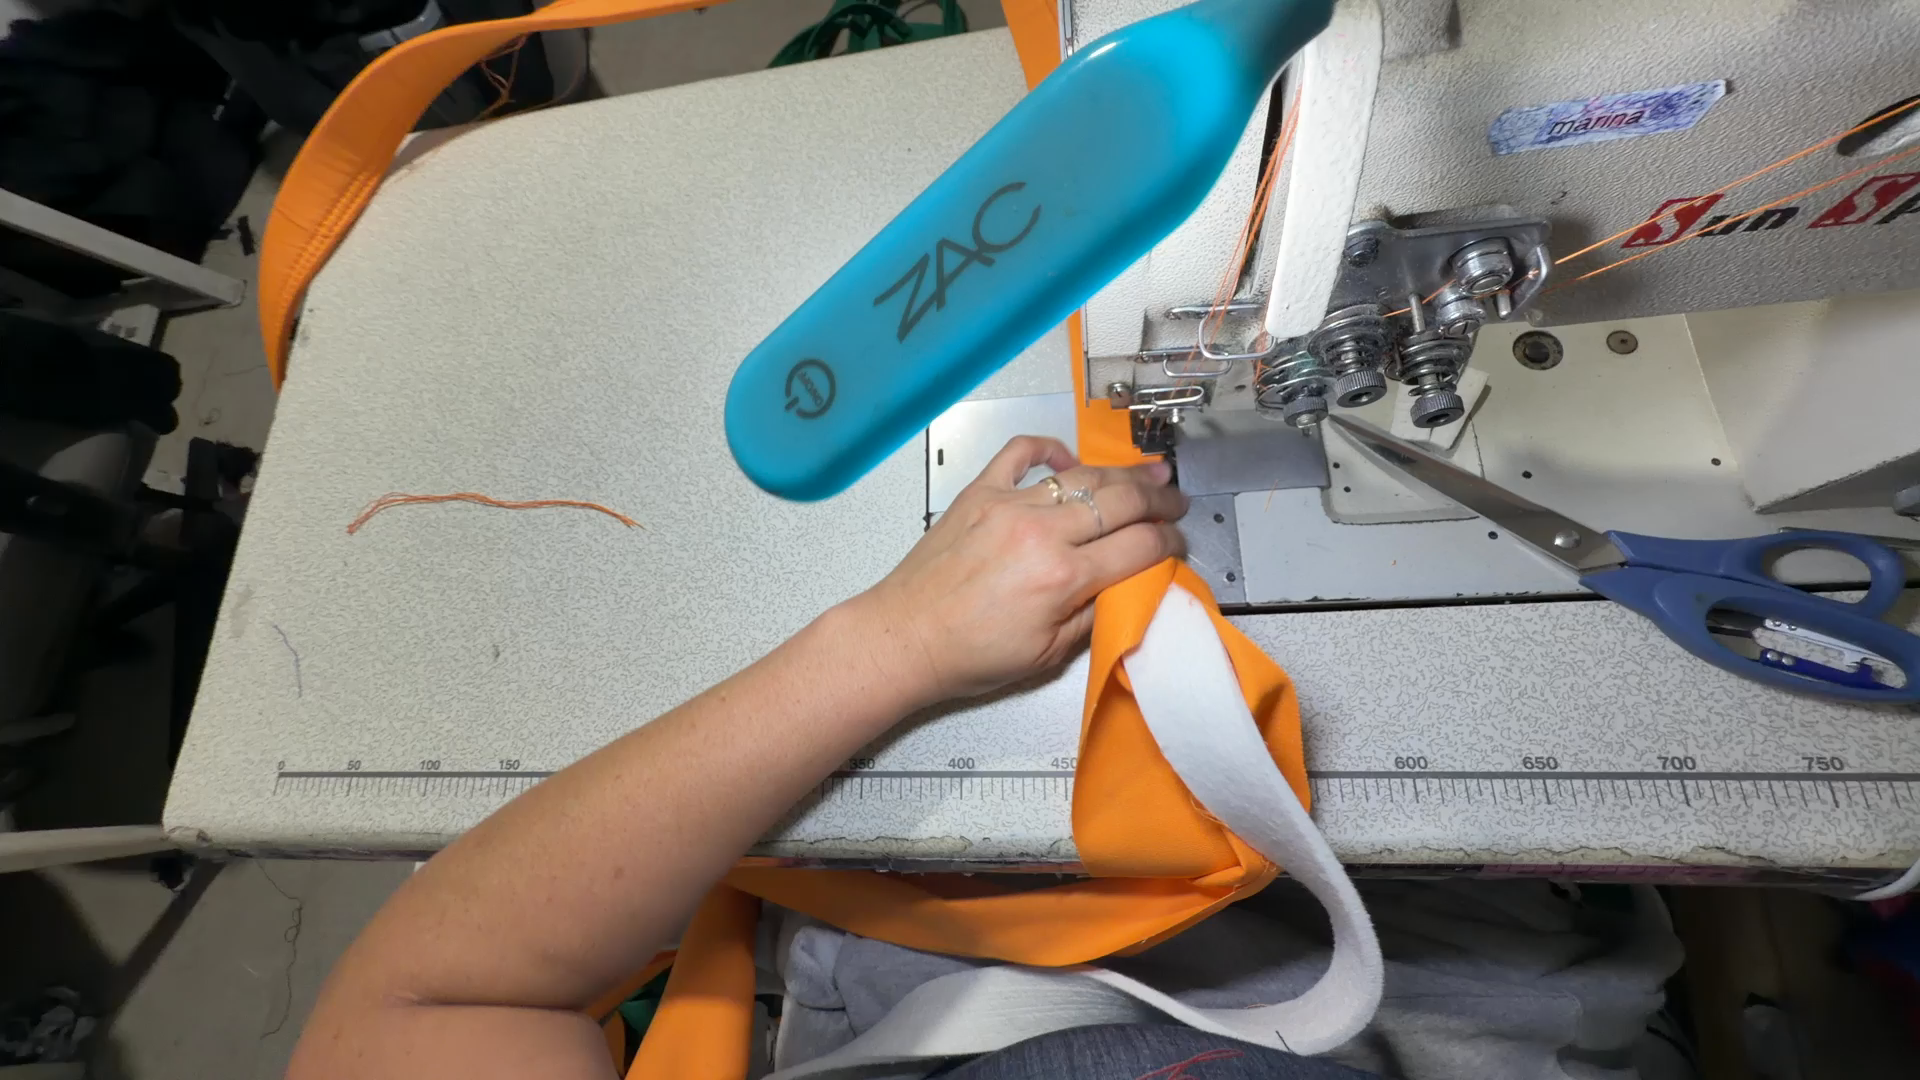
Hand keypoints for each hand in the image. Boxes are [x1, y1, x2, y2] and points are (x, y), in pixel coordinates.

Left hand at [853, 436, 1187, 704]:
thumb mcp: (1047, 655)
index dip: (1170, 544)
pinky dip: (1048, 448)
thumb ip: (1094, 613)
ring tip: (1148, 475)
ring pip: (1082, 476)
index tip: (1178, 544)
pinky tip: (1068, 460)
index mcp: (1063, 577)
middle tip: (1176, 502)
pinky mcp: (979, 492)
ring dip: (1122, 475)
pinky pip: (1020, 452)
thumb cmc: (971, 655)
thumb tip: (1127, 584)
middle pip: (1121, 502)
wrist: (906, 636)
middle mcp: (1041, 532)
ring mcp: (1009, 504)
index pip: (1140, 547)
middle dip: (1159, 502)